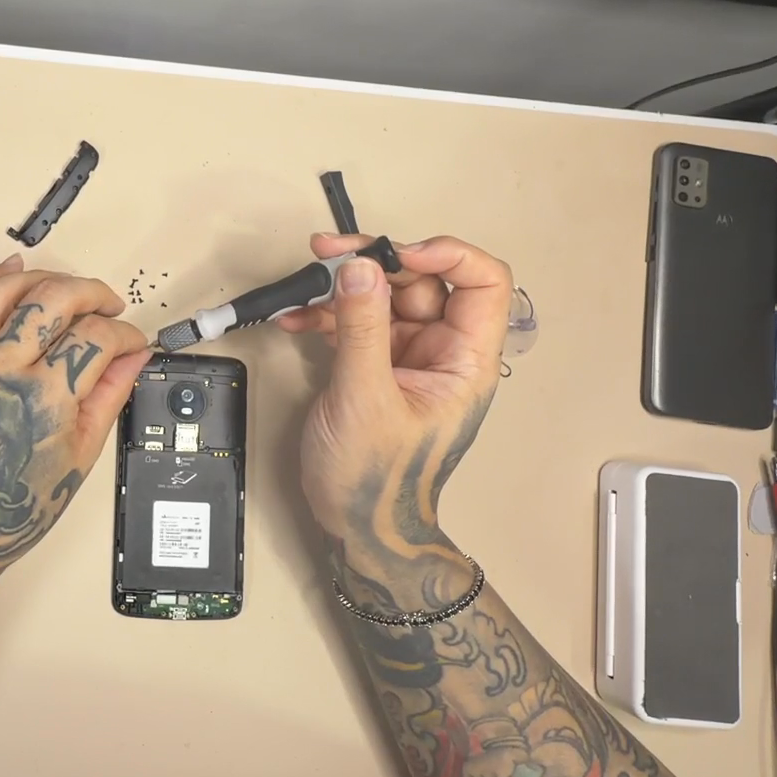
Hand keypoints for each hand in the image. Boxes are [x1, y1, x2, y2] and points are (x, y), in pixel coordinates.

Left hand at [0, 254, 151, 595]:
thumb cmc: (13, 506)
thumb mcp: (80, 457)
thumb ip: (110, 394)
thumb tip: (136, 354)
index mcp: (43, 401)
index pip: (96, 338)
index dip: (125, 333)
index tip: (131, 339)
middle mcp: (0, 371)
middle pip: (54, 298)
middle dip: (91, 292)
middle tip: (107, 304)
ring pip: (5, 288)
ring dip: (43, 277)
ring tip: (65, 288)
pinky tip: (14, 271)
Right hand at [277, 234, 512, 603]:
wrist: (356, 524)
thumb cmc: (375, 477)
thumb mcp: (365, 398)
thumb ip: (362, 328)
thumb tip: (359, 268)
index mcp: (464, 361)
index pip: (481, 284)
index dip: (445, 255)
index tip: (395, 253)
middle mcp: (441, 352)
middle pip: (420, 283)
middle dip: (374, 264)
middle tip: (328, 252)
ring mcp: (405, 358)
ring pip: (382, 299)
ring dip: (340, 288)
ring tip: (303, 286)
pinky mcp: (373, 367)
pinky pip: (355, 324)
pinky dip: (325, 315)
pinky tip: (296, 317)